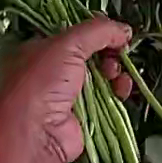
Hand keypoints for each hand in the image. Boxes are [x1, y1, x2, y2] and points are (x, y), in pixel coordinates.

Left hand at [0, 17, 132, 162]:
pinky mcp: (82, 115)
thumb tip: (124, 29)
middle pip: (90, 55)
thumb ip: (97, 31)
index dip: (95, 31)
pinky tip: (121, 89)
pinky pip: (105, 99)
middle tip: (118, 53)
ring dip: (115, 72)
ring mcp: (67, 95)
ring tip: (117, 74)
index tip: (114, 31)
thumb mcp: (67, 44)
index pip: (73, 34)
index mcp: (39, 49)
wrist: (37, 133)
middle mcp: (52, 71)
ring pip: (100, 77)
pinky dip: (117, 92)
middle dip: (108, 52)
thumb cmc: (42, 83)